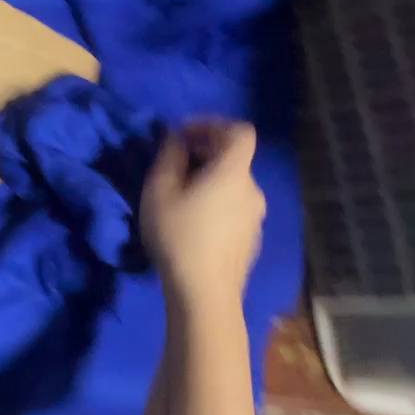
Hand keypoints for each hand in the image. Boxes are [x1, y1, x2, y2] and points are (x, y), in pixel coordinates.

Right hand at [140, 120, 265, 311]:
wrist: (205, 291)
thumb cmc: (178, 233)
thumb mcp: (159, 189)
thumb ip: (169, 157)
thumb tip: (176, 140)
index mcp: (233, 173)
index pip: (239, 131)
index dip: (210, 124)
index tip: (181, 134)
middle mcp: (253, 189)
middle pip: (234, 156)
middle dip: (202, 149)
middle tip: (169, 161)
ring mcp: (256, 214)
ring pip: (232, 180)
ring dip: (207, 174)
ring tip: (176, 189)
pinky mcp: (251, 234)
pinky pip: (233, 201)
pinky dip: (214, 195)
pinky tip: (191, 215)